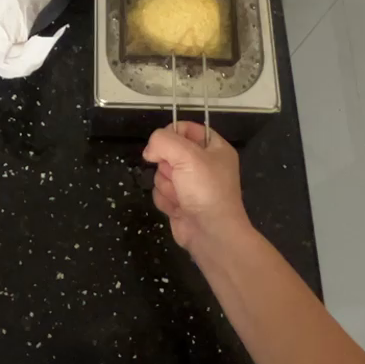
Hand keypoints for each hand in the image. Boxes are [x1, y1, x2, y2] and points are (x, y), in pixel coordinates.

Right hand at [143, 121, 251, 252]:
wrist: (212, 234)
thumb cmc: (205, 190)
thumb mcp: (186, 155)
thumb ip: (163, 141)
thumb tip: (150, 151)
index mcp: (214, 148)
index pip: (187, 128)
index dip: (172, 132)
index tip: (162, 142)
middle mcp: (203, 165)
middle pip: (168, 152)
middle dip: (167, 165)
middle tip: (177, 174)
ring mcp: (190, 185)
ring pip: (161, 173)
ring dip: (166, 185)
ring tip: (180, 195)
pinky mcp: (180, 202)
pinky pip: (160, 192)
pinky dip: (166, 200)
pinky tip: (178, 208)